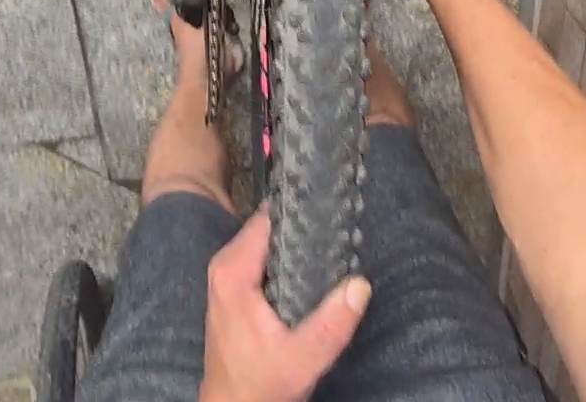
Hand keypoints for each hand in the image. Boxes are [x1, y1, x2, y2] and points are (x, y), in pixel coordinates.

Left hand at [200, 208, 372, 401]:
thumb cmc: (260, 386)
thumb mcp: (302, 359)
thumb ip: (331, 324)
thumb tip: (360, 285)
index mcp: (233, 271)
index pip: (267, 218)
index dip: (298, 209)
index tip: (328, 203)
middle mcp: (224, 265)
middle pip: (267, 225)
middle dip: (300, 222)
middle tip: (336, 220)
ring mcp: (226, 274)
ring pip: (265, 238)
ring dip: (294, 237)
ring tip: (329, 235)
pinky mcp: (233, 285)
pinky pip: (260, 253)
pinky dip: (284, 252)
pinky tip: (310, 259)